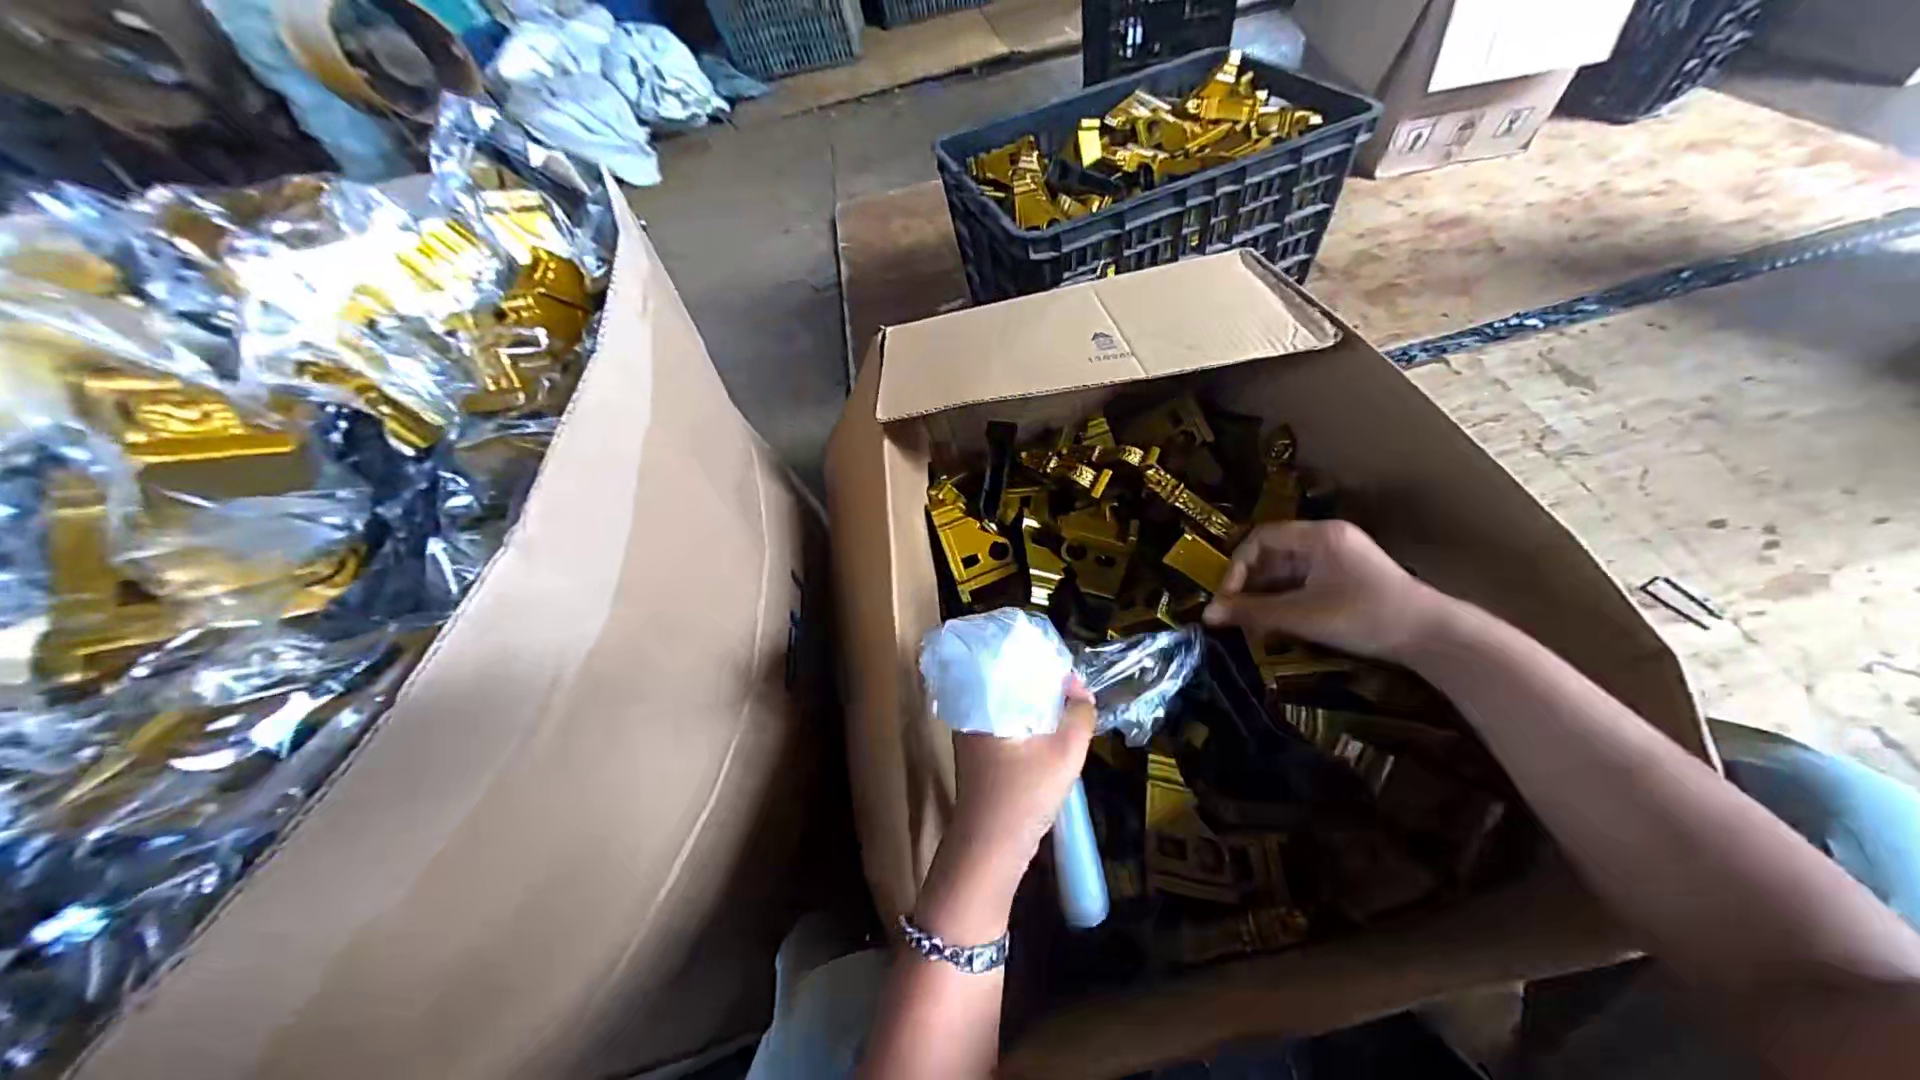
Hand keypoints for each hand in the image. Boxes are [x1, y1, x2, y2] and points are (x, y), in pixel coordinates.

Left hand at [950, 678, 1095, 872]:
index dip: (1045, 667)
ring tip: (1067, 711)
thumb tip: (1082, 693)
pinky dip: (1029, 726)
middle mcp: (972, 714)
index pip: (1011, 666)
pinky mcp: (980, 756)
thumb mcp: (1064, 753)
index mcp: (983, 703)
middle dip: (1044, 687)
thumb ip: (1079, 717)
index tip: (1073, 682)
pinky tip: (1050, 735)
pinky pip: (1007, 727)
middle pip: (1010, 686)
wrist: (990, 849)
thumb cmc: (1023, 796)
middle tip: (1075, 695)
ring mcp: (973, 737)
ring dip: (1038, 709)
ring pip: (1010, 708)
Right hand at [1201, 520, 1454, 662]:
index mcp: (1318, 536)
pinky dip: (1285, 600)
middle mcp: (1327, 540)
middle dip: (1249, 583)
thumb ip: (1252, 612)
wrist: (1431, 637)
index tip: (1228, 596)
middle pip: (1272, 554)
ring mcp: (1339, 559)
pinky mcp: (1346, 579)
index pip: (1260, 538)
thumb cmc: (1364, 616)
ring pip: (1286, 571)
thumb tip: (1207, 614)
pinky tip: (1277, 623)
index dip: (1237, 565)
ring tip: (1252, 622)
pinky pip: (1303, 583)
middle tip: (1235, 612)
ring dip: (1266, 595)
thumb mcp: (1302, 615)